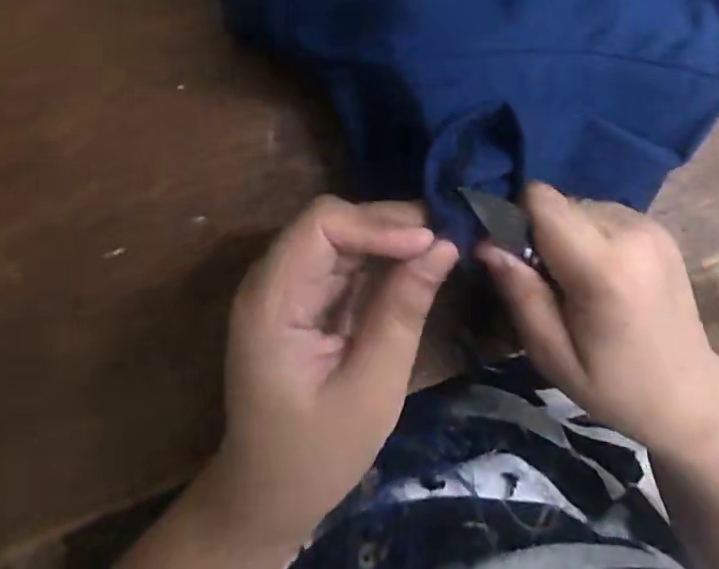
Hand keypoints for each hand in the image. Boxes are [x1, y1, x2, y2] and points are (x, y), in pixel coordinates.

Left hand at [195, 197, 458, 556]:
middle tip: (451, 235)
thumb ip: (403, 311)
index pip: (321, 225)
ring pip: (346, 234)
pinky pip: (350, 259)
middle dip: (393, 224)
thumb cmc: (315, 456)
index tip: (430, 242)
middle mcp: (274, 280)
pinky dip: (387, 257)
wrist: (267, 496)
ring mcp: (290, 286)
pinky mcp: (308, 296)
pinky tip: (420, 264)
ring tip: (444, 246)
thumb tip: (445, 245)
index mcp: (271, 301)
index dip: (377, 223)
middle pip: (334, 222)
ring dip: (395, 236)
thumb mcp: (370, 389)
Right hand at [478, 183, 718, 456]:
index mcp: (604, 266)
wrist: (690, 397)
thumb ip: (520, 293)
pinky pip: (604, 212)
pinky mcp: (659, 226)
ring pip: (580, 205)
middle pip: (559, 203)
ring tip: (581, 281)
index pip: (542, 200)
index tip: (519, 259)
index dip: (519, 220)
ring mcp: (650, 225)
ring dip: (569, 234)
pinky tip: (606, 274)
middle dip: (544, 233)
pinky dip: (593, 234)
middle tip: (552, 282)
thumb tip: (486, 243)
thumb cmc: (615, 387)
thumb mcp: (553, 356)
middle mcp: (630, 232)